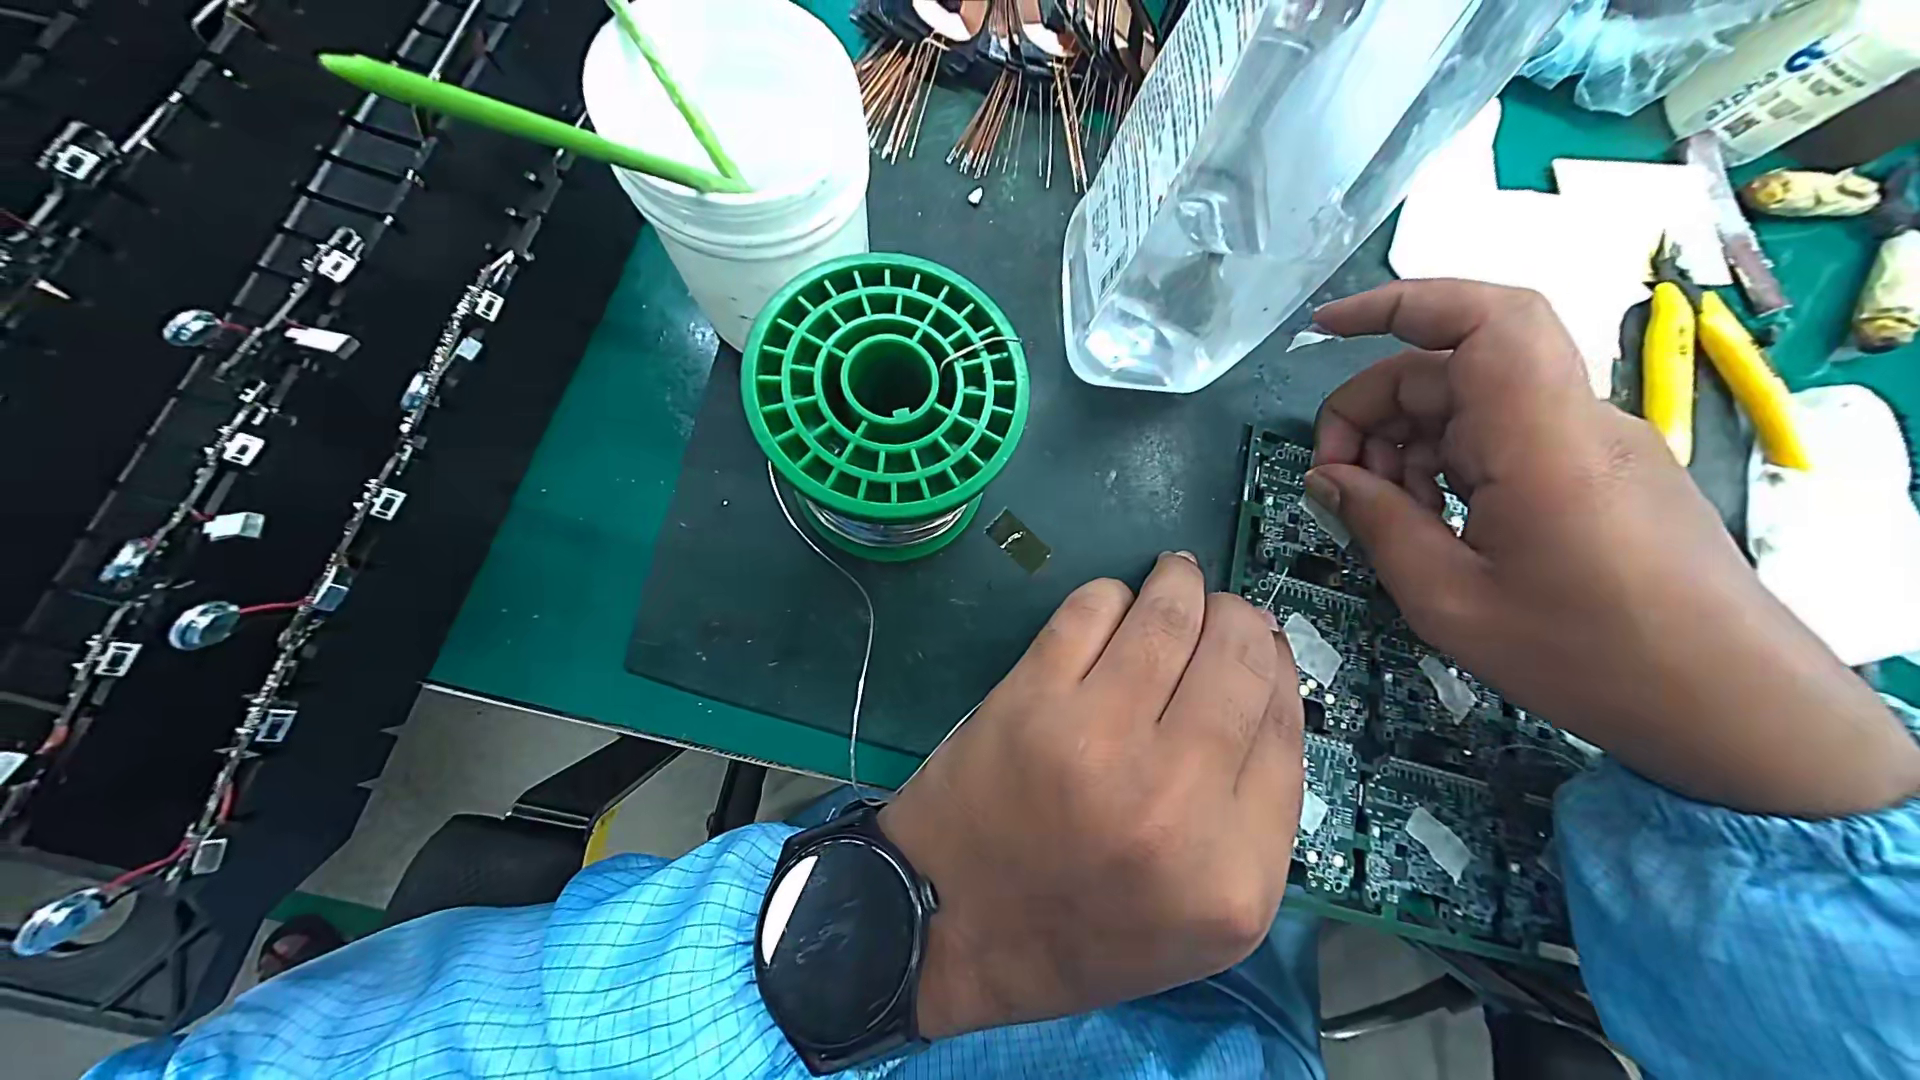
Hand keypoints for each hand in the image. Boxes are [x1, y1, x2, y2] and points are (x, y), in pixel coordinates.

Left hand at [878, 553, 1301, 1038]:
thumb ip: (1251, 812)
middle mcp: (1175, 797)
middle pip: (1237, 661)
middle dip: (1237, 617)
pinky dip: (1111, 595)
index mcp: (1233, 870)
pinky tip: (1114, 604)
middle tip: (1221, 608)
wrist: (956, 925)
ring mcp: (1097, 738)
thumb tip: (1262, 683)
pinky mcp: (1031, 698)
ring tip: (1177, 576)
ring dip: (1179, 583)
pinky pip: (1092, 608)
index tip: (1262, 644)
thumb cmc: (1081, 926)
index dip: (1277, 667)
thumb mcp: (1200, 913)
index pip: (1284, 725)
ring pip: (1168, 618)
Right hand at [1308, 279, 1918, 817]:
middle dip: (1370, 413)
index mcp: (1541, 442)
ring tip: (1378, 511)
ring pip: (1464, 404)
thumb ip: (1376, 524)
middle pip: (1447, 370)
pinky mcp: (1588, 469)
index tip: (1326, 329)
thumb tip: (1325, 478)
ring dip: (1400, 444)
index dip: (1398, 303)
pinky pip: (1494, 438)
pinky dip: (1438, 463)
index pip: (1483, 320)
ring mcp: (1584, 442)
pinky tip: (1420, 515)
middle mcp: (1569, 422)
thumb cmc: (1584, 657)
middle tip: (1333, 483)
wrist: (1732, 708)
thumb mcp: (1446, 599)